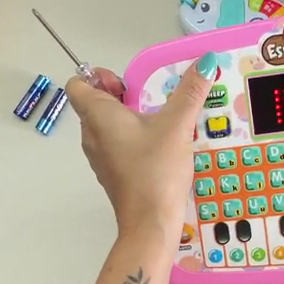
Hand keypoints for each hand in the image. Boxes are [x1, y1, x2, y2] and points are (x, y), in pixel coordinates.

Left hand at [65, 63, 210, 238]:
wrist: (151, 222)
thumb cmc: (156, 170)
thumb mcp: (178, 125)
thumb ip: (190, 91)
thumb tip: (206, 61)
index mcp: (97, 116)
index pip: (77, 85)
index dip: (97, 77)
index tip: (126, 84)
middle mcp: (91, 135)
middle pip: (93, 103)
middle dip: (118, 95)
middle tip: (147, 99)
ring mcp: (99, 157)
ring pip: (105, 126)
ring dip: (127, 118)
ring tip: (157, 121)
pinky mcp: (111, 174)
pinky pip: (115, 146)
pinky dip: (131, 139)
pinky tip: (158, 146)